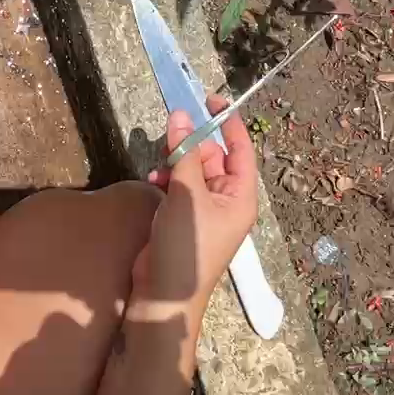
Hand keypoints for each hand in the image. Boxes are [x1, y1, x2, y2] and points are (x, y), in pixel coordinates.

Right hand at [130, 96, 259, 327]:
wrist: (163, 295)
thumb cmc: (186, 246)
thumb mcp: (186, 194)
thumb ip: (184, 153)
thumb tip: (181, 115)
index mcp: (240, 196)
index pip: (240, 150)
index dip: (228, 124)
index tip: (211, 99)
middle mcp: (226, 201)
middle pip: (212, 157)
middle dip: (191, 144)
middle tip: (170, 134)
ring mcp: (203, 210)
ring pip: (192, 169)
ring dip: (175, 161)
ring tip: (158, 165)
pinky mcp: (182, 217)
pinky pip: (178, 185)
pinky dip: (166, 177)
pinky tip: (153, 178)